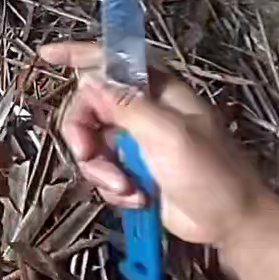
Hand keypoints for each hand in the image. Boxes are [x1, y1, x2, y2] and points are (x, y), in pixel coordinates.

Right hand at [41, 40, 278, 248]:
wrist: (231, 225)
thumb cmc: (214, 176)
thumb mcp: (169, 135)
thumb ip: (126, 107)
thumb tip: (88, 80)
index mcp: (156, 91)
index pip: (110, 60)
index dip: (77, 54)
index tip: (47, 55)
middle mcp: (142, 110)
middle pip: (87, 107)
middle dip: (83, 135)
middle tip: (89, 155)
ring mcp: (135, 140)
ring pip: (89, 141)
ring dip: (100, 168)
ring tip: (126, 187)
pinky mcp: (131, 168)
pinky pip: (100, 168)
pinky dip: (110, 186)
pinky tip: (134, 196)